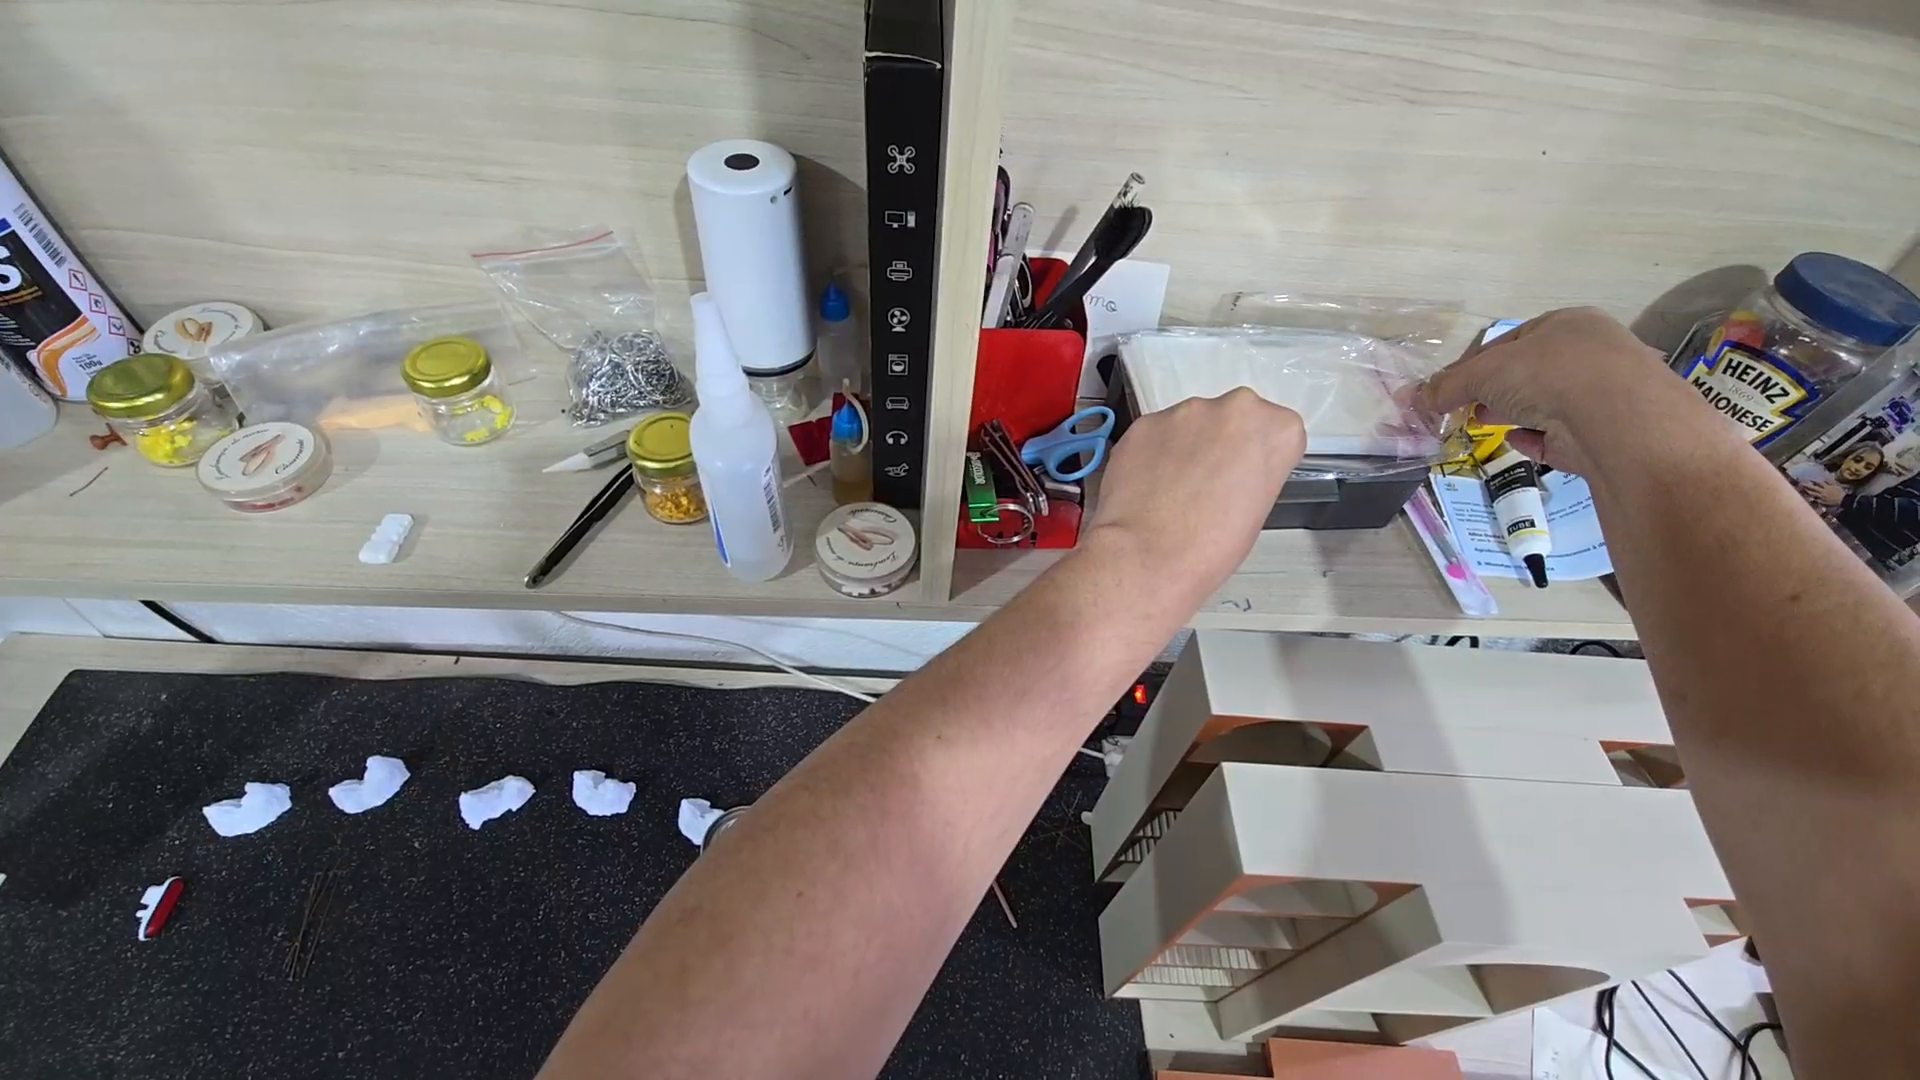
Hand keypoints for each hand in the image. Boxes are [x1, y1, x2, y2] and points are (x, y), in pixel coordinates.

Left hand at [1083, 388, 1306, 599]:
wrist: (1148, 556)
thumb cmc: (1211, 546)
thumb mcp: (1258, 510)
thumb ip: (1252, 473)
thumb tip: (1229, 469)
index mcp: (1277, 429)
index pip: (1275, 432)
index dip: (1256, 460)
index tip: (1244, 480)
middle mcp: (1233, 408)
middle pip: (1232, 420)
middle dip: (1220, 445)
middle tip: (1207, 485)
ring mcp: (1183, 412)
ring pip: (1190, 425)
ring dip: (1184, 448)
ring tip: (1172, 490)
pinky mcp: (1144, 423)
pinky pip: (1154, 436)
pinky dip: (1152, 455)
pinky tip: (1147, 487)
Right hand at [1419, 307, 1715, 475]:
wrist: (1620, 421)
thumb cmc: (1549, 376)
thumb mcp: (1484, 373)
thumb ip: (1447, 386)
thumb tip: (1414, 398)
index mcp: (1567, 323)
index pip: (1507, 342)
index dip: (1470, 366)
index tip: (1446, 390)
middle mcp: (1590, 351)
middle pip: (1526, 372)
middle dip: (1491, 391)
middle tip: (1465, 408)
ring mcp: (1603, 391)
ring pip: (1543, 402)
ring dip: (1511, 413)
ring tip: (1485, 425)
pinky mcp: (1606, 430)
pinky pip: (1559, 432)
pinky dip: (1536, 437)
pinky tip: (1520, 441)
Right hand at [1800, 480, 1846, 506]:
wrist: (1845, 500)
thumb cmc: (1834, 502)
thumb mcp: (1825, 503)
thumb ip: (1818, 501)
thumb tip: (1812, 498)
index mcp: (1820, 495)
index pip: (1811, 492)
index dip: (1806, 490)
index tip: (1801, 488)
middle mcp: (1823, 490)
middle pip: (1813, 487)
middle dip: (1807, 485)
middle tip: (1802, 483)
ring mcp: (1829, 487)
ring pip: (1820, 483)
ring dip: (1815, 481)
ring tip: (1812, 479)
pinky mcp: (1835, 485)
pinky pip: (1830, 481)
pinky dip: (1827, 479)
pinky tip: (1824, 478)